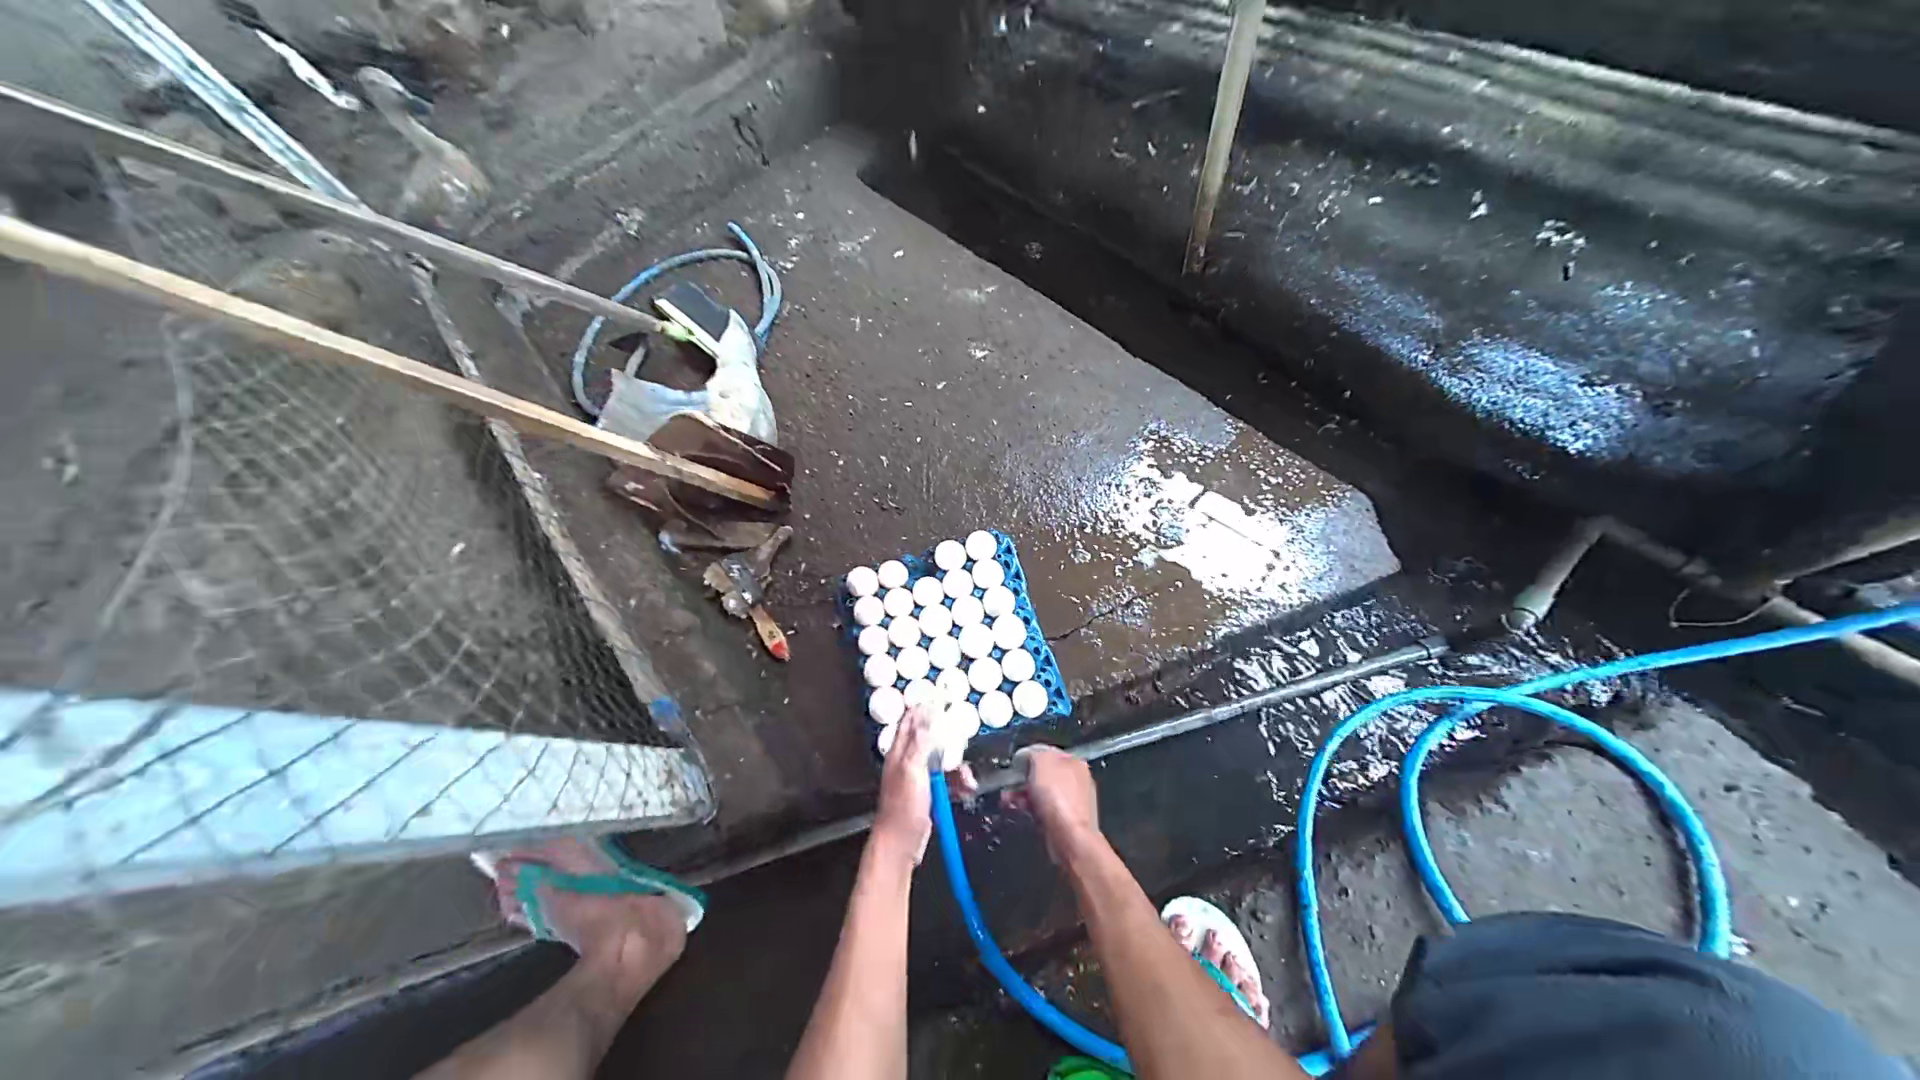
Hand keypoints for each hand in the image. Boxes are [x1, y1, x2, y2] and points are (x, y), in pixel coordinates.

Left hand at [871, 705, 977, 865]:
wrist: (900, 845)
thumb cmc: (903, 809)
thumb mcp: (913, 770)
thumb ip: (921, 742)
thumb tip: (928, 714)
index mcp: (900, 752)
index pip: (911, 721)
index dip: (925, 709)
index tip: (942, 701)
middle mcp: (908, 761)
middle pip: (931, 739)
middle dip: (950, 741)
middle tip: (962, 744)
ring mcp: (919, 778)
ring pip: (943, 761)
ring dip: (958, 768)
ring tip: (967, 780)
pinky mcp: (928, 794)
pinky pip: (947, 781)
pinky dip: (958, 783)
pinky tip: (965, 790)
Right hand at [1004, 745, 1098, 857]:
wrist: (1069, 837)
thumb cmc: (1057, 795)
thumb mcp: (1041, 762)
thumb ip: (1033, 754)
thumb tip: (1027, 757)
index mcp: (1074, 762)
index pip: (1047, 752)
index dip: (1029, 755)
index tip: (1014, 764)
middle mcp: (1075, 780)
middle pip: (1042, 774)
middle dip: (1021, 778)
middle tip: (1008, 783)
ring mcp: (1071, 803)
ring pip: (1039, 793)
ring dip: (1020, 794)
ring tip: (1006, 799)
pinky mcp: (1063, 822)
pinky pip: (1041, 809)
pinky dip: (1028, 808)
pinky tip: (1016, 810)